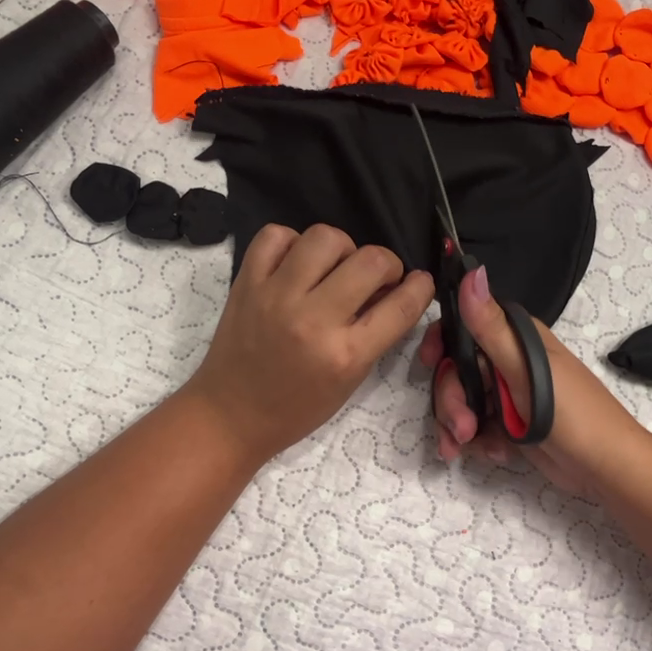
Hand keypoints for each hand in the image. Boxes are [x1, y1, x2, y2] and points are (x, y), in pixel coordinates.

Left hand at [186, 224, 435, 463]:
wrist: (230, 414)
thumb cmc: (297, 407)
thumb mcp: (350, 380)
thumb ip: (376, 334)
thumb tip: (394, 290)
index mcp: (345, 355)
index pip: (401, 305)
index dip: (420, 286)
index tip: (419, 282)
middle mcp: (313, 320)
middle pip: (370, 261)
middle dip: (386, 264)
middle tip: (376, 278)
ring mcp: (276, 296)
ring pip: (326, 237)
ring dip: (342, 248)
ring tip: (334, 267)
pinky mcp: (247, 283)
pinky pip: (276, 236)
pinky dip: (292, 243)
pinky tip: (296, 263)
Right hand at [416, 265, 648, 498]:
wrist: (605, 468)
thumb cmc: (571, 412)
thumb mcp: (525, 369)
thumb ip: (490, 326)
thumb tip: (471, 270)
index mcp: (515, 340)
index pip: (464, 328)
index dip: (440, 344)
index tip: (427, 363)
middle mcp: (509, 363)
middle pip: (456, 372)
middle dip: (451, 401)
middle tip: (462, 428)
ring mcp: (509, 395)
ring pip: (462, 403)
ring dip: (458, 427)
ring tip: (468, 446)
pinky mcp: (510, 426)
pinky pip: (477, 428)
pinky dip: (478, 443)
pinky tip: (496, 454)